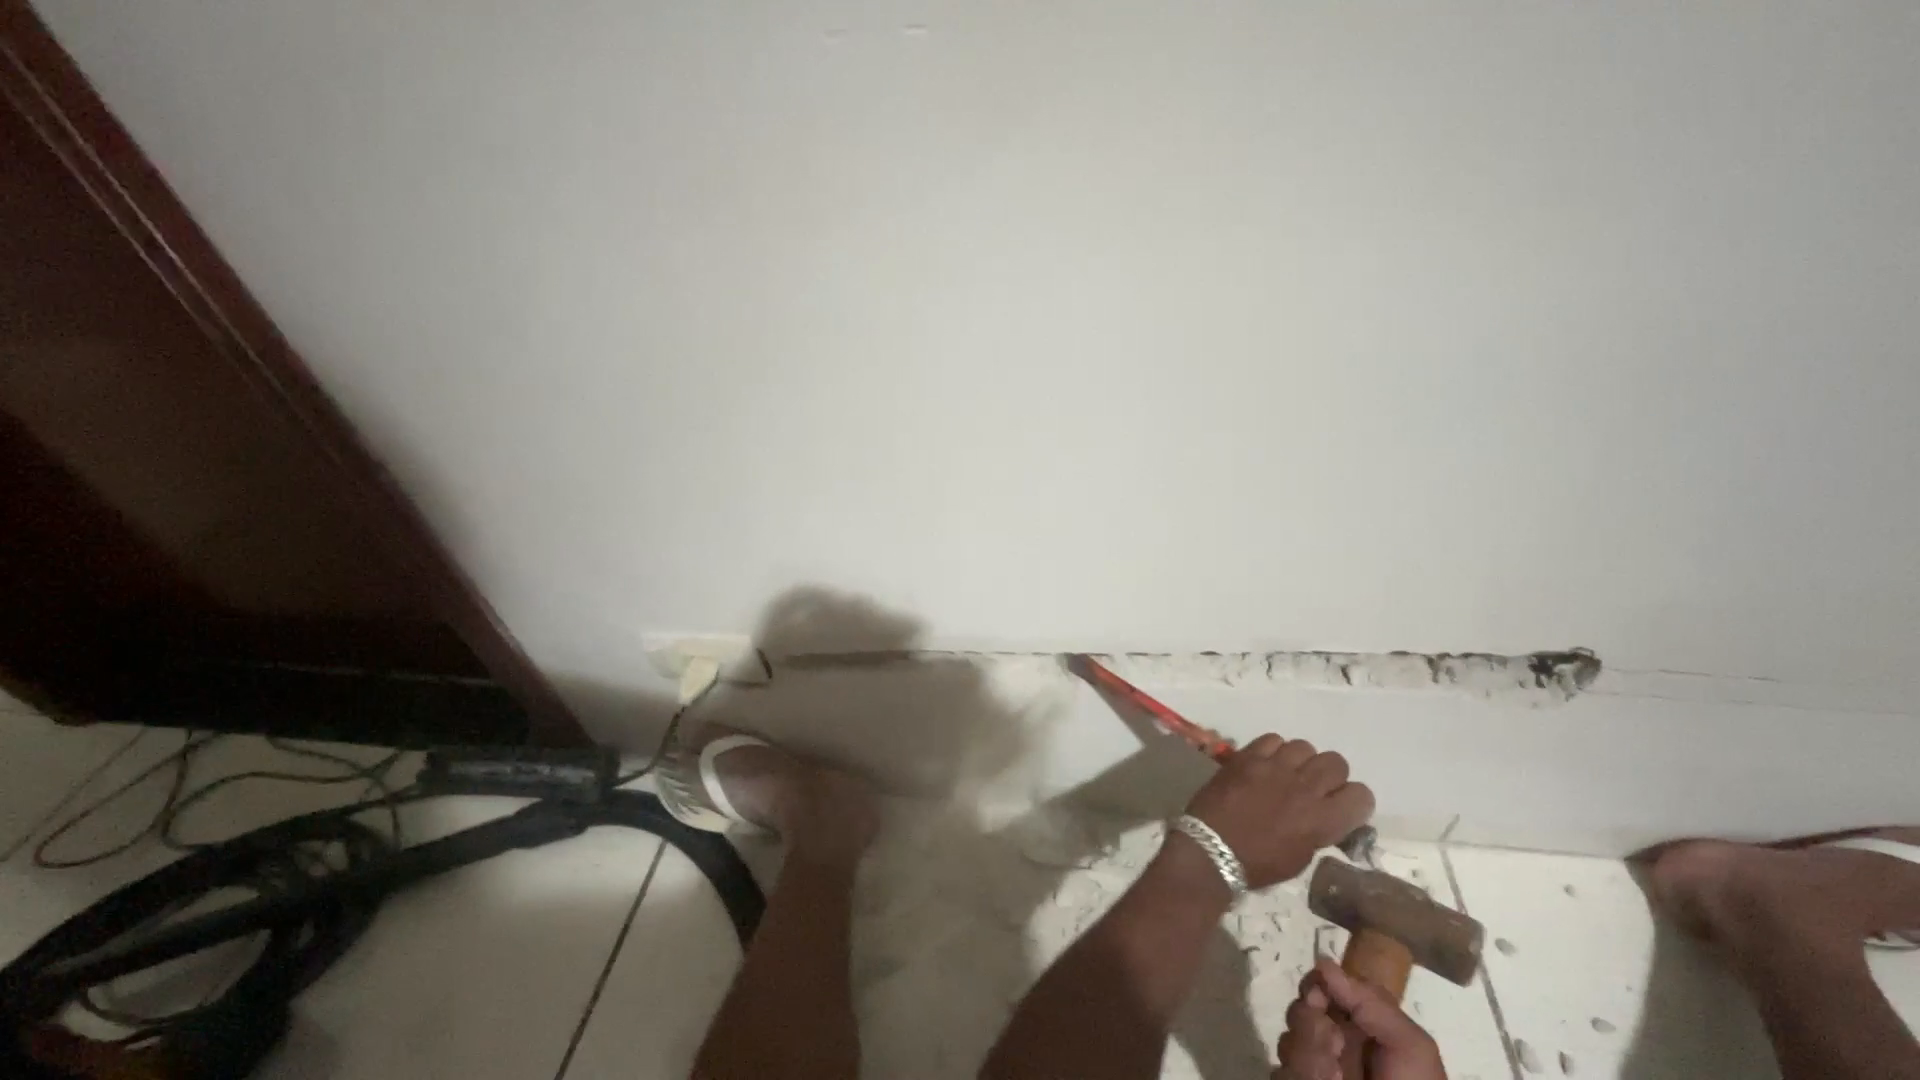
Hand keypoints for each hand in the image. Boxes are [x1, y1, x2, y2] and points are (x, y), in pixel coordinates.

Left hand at [1183, 734, 1373, 887]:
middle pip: (1336, 763)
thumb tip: (1327, 816)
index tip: (1339, 806)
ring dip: (1300, 761)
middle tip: (1312, 788)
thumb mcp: (1301, 857)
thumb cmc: (1258, 865)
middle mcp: (1305, 788)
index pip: (1361, 794)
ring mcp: (1274, 768)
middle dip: (1329, 776)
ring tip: (1285, 774)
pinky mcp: (1247, 757)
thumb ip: (1320, 830)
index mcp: (1323, 820)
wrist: (1210, 850)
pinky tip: (1264, 765)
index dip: (1353, 801)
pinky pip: (1272, 739)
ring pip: (1305, 746)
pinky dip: (1273, 750)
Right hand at [1275, 956, 1446, 1079]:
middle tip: (1334, 1051)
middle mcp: (1334, 1044)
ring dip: (1307, 1061)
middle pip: (1297, 1012)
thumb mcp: (1410, 1046)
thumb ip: (1370, 1001)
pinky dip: (1297, 1077)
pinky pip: (1278, 1074)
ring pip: (1285, 1046)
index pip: (1320, 987)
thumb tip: (1322, 961)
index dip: (1313, 988)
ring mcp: (1316, 1071)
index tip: (1319, 1000)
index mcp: (1361, 1026)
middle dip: (1310, 1029)